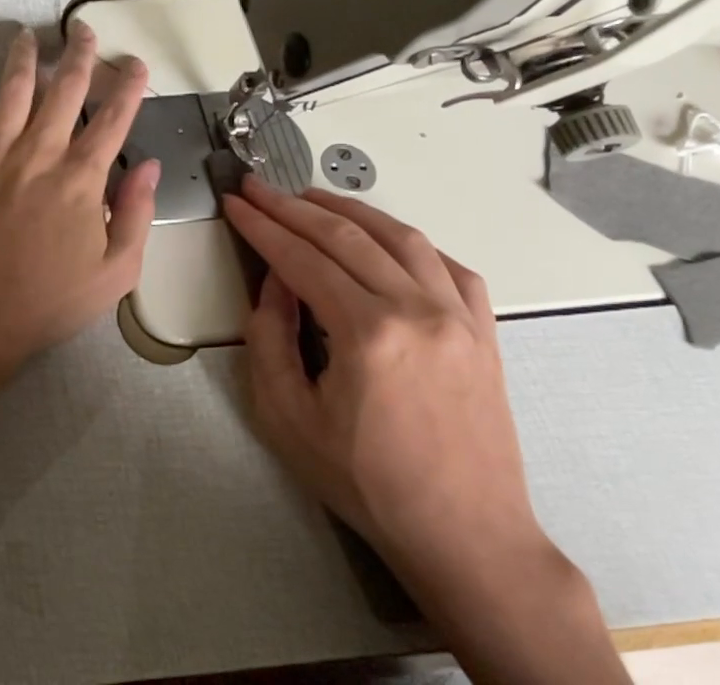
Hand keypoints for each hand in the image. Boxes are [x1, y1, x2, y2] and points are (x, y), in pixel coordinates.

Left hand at [0, 22, 158, 368]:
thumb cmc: (49, 301)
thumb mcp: (116, 271)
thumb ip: (138, 214)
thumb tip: (150, 166)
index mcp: (82, 179)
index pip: (114, 120)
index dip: (129, 87)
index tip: (136, 63)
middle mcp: (39, 155)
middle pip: (64, 92)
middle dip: (79, 56)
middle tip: (84, 31)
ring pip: (11, 93)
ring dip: (23, 61)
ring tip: (27, 36)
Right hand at [222, 181, 558, 597]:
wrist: (464, 533)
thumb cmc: (365, 482)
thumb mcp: (287, 416)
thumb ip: (269, 339)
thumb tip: (274, 283)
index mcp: (368, 334)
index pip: (302, 259)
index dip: (261, 227)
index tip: (235, 203)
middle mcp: (418, 311)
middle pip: (348, 238)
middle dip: (294, 206)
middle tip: (258, 187)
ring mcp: (461, 318)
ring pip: (402, 238)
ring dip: (351, 210)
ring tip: (311, 197)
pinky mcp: (484, 333)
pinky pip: (448, 266)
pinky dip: (409, 241)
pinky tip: (384, 238)